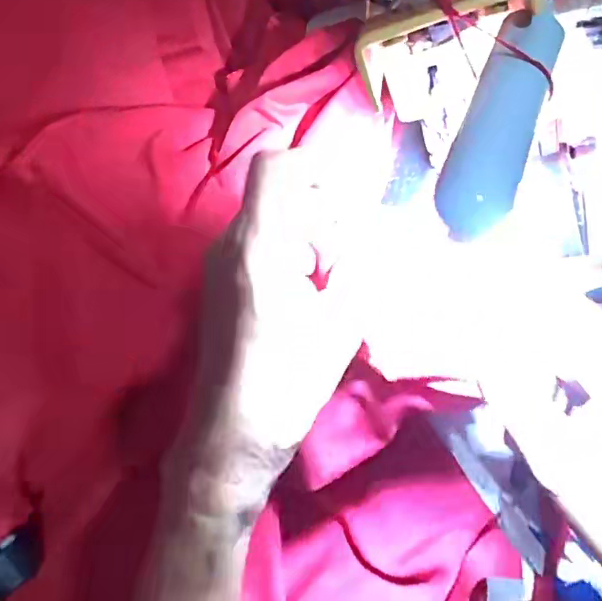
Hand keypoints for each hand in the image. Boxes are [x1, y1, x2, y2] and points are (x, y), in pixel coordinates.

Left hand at [139, 150, 371, 600]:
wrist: (229, 436)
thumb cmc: (285, 382)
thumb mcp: (341, 323)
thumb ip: (363, 264)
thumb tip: (379, 224)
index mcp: (259, 244)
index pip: (274, 166)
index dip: (313, 163)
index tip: (346, 193)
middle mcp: (232, 239)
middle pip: (282, 190)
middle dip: (323, 209)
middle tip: (347, 253)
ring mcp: (222, 257)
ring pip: (274, 214)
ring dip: (311, 231)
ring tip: (332, 278)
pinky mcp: (223, 275)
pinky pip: (263, 238)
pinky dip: (294, 247)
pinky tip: (312, 289)